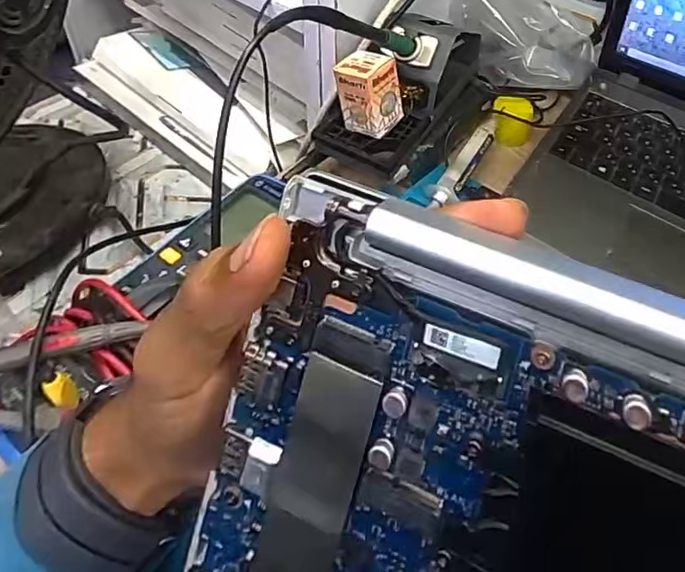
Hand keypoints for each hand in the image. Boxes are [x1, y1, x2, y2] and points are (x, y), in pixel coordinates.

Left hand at [80, 198, 529, 512]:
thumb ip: (211, 294)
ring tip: (517, 305)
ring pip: (414, 315)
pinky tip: (477, 371)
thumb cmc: (170, 391)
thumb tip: (269, 235)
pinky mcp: (354, 394)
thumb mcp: (179, 340)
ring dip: (465, 307)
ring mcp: (348, 346)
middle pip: (407, 265)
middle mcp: (333, 298)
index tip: (473, 218)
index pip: (364, 229)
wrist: (167, 466)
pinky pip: (402, 373)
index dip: (419, 219)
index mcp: (296, 269)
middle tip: (518, 246)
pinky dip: (440, 368)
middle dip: (466, 252)